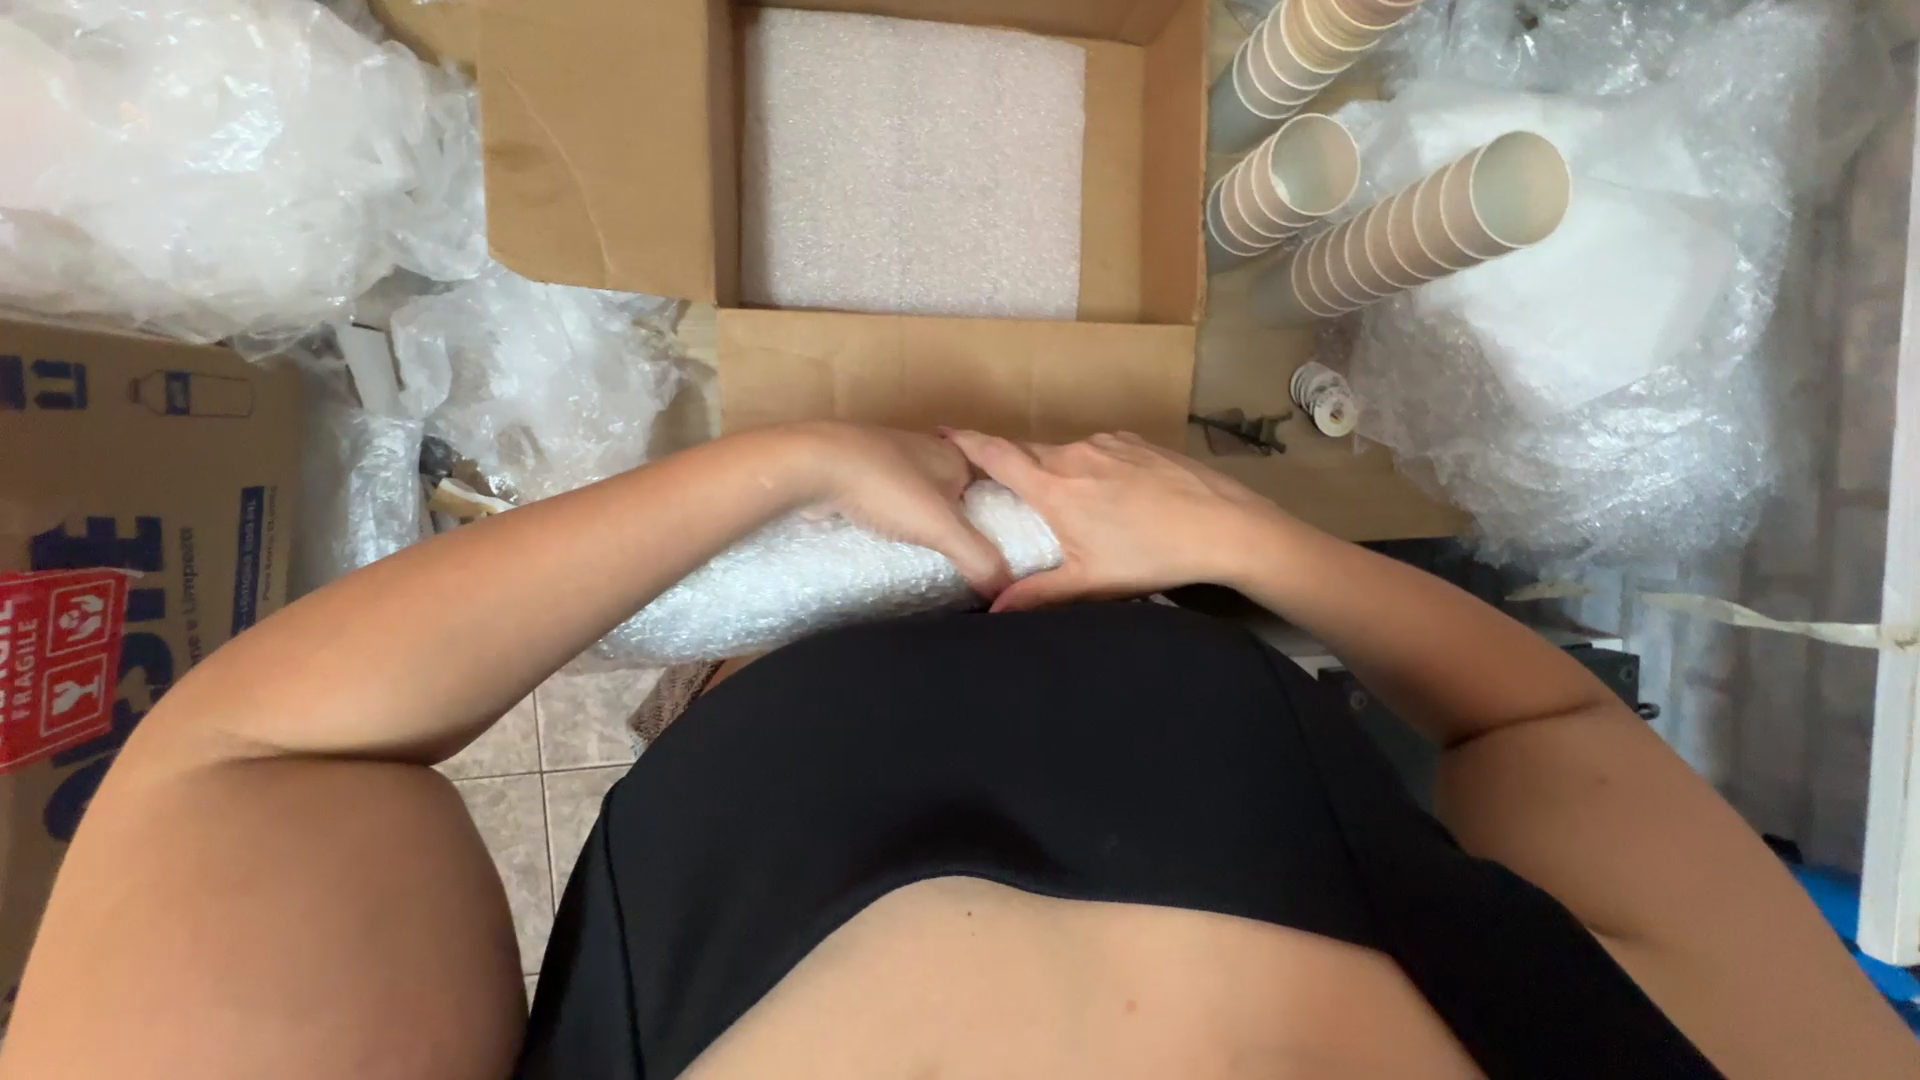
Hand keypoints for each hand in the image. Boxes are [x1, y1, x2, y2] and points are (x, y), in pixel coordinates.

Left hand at [784, 422, 1011, 596]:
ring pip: (916, 498)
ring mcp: (887, 461)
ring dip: (921, 524)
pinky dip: (890, 523)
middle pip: (953, 494)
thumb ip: (978, 558)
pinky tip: (889, 547)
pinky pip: (884, 504)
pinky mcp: (855, 476)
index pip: (991, 488)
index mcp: (954, 456)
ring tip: (931, 562)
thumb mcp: (942, 527)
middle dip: (959, 524)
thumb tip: (1006, 591)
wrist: (812, 466)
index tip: (1002, 553)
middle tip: (967, 565)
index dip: (997, 519)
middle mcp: (925, 452)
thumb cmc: (886, 487)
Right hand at [944, 430, 1287, 611]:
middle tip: (1007, 490)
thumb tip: (995, 610)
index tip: (944, 432)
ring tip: (1069, 501)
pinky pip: (1097, 448)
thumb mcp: (1090, 581)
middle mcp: (1075, 453)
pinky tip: (1111, 492)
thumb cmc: (1153, 556)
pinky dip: (1089, 465)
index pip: (997, 455)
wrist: (1225, 526)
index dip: (967, 442)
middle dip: (1013, 466)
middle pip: (1028, 452)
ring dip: (1056, 469)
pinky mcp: (1136, 440)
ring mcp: (1108, 442)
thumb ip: (1037, 593)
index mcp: (1055, 486)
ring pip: (1064, 451)